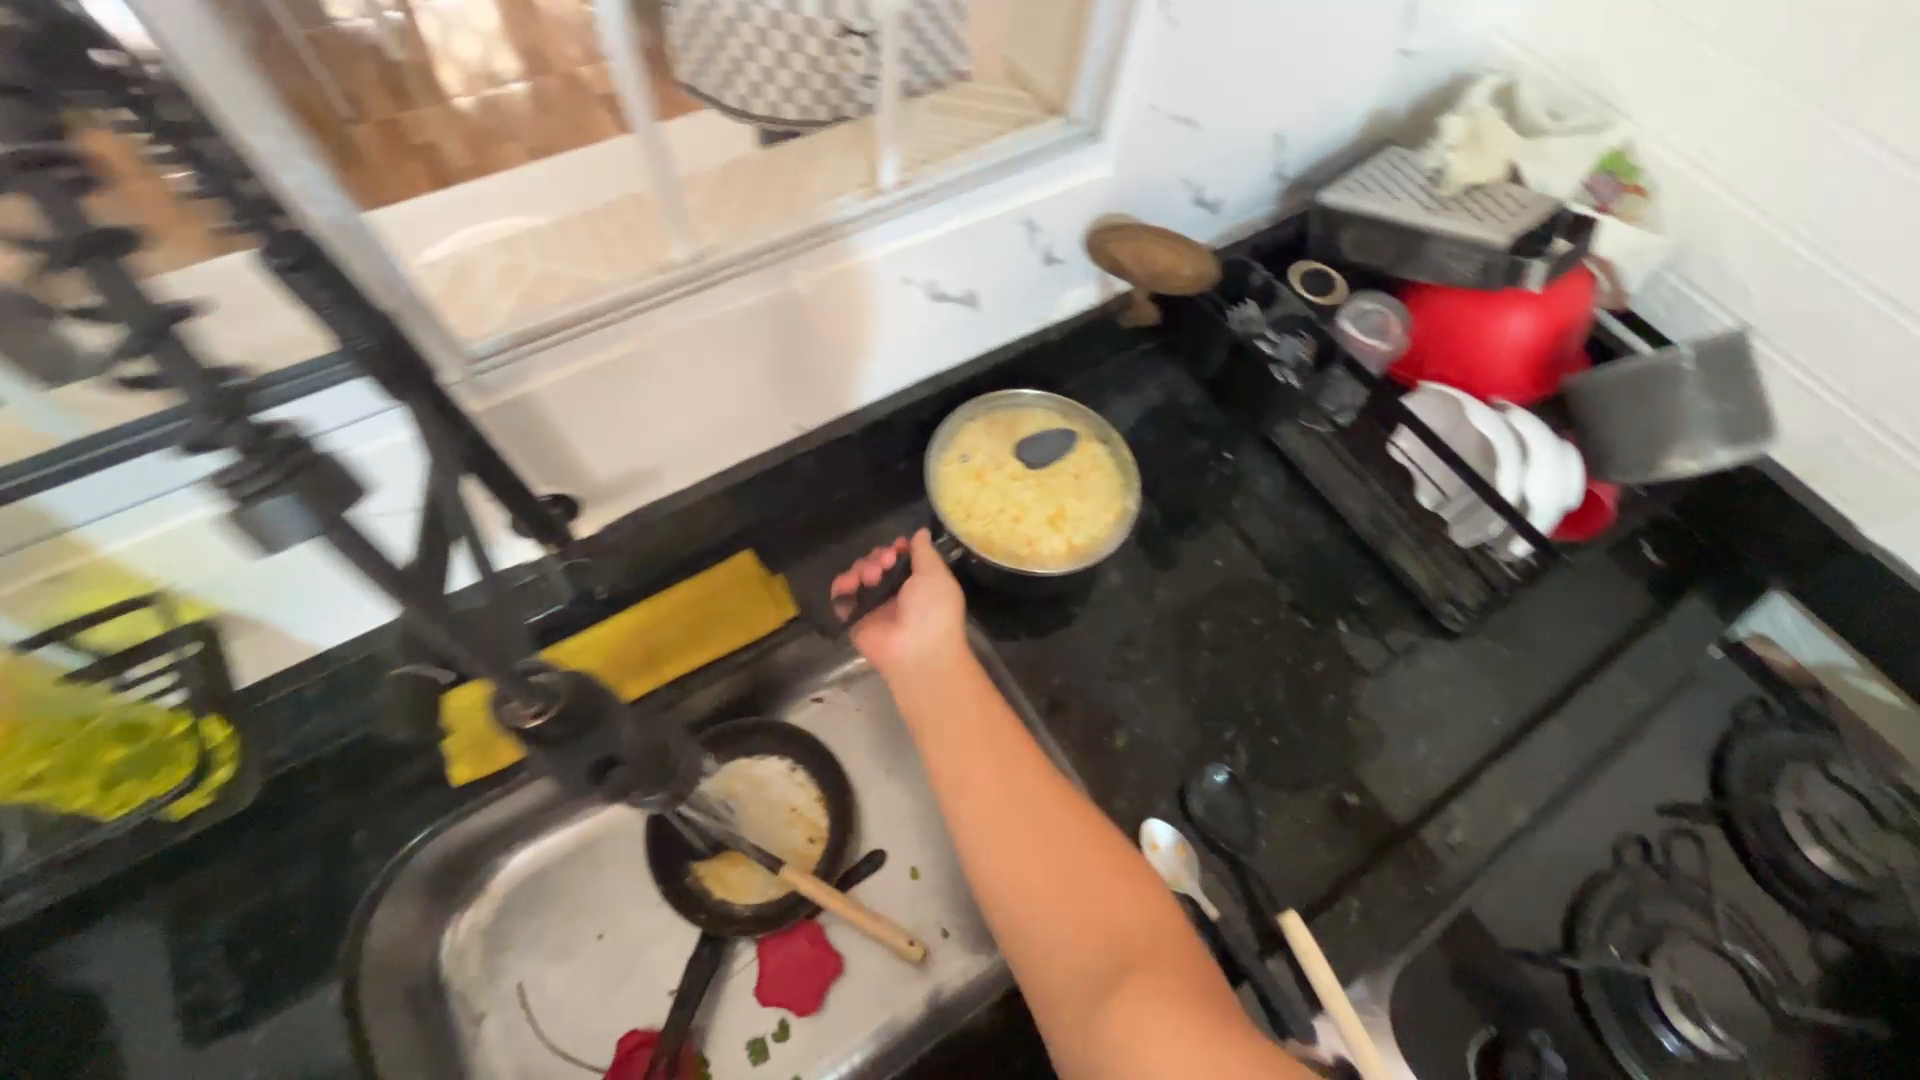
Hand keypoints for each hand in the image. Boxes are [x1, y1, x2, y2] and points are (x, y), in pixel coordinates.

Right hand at [831, 529, 966, 682]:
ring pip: (859, 575)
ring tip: (870, 576)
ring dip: (862, 568)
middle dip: (878, 556)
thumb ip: (924, 552)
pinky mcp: (855, 619)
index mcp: (918, 582)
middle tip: (884, 563)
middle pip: (876, 562)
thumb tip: (921, 532)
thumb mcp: (935, 574)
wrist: (918, 652)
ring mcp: (874, 606)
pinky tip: (851, 584)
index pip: (900, 557)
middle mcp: (895, 593)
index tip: (897, 547)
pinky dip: (842, 586)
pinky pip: (842, 596)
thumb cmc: (934, 610)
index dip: (896, 548)